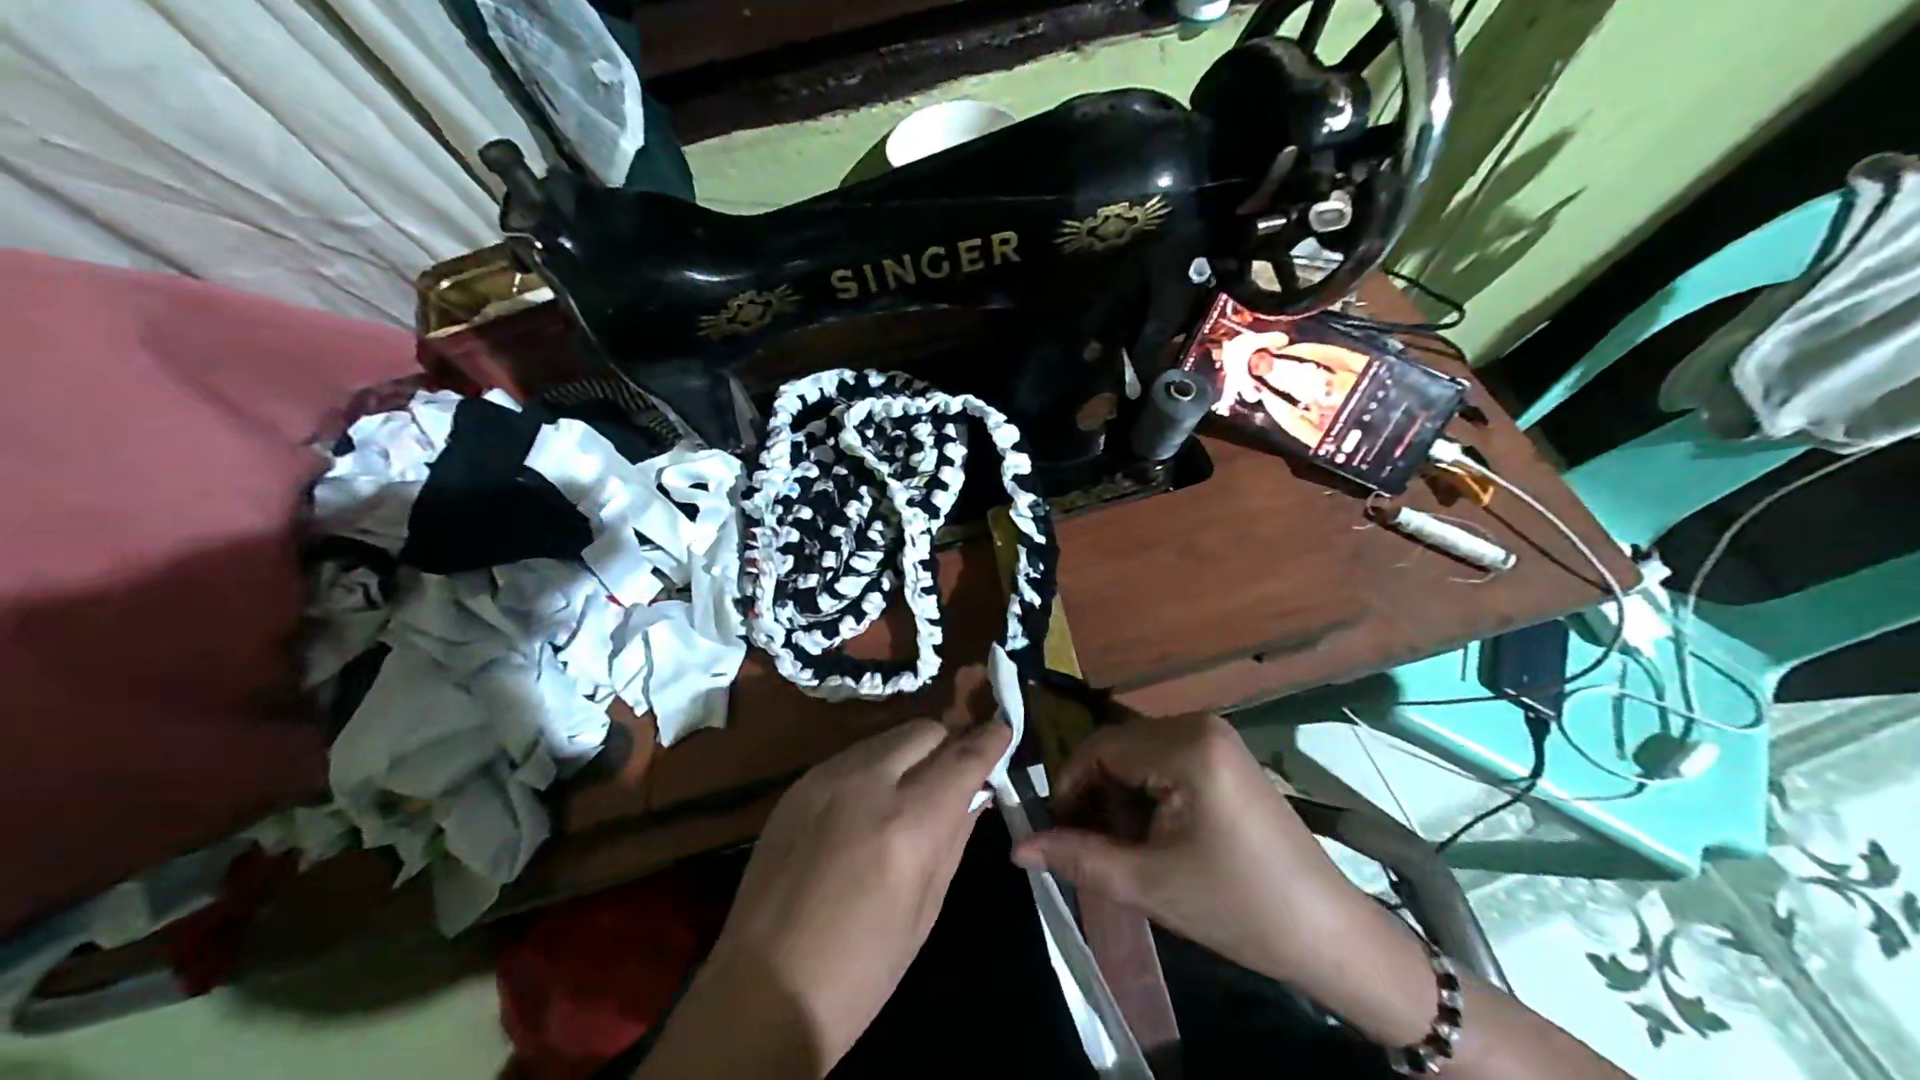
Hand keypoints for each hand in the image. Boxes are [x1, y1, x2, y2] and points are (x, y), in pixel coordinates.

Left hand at [639, 718, 1010, 1078]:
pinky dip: (875, 767)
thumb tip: (977, 793)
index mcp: (907, 823)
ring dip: (911, 753)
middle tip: (955, 772)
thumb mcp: (927, 907)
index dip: (990, 739)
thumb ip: (955, 835)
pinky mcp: (797, 785)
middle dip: (948, 743)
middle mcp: (866, 783)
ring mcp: (825, 778)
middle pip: (924, 730)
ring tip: (912, 789)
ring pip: (886, 737)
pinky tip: (870, 805)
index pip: (963, 757)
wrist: (763, 988)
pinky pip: (852, 756)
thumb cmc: (862, 968)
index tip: (1003, 729)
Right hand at [1011, 710, 1435, 1044]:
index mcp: (1186, 745)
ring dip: (1118, 794)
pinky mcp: (1225, 755)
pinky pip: (1163, 759)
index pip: (1099, 747)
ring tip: (1121, 845)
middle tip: (1089, 844)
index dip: (1068, 787)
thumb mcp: (1147, 884)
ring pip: (1137, 753)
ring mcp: (1217, 737)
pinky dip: (1144, 790)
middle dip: (1095, 793)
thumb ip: (1077, 856)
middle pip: (1116, 746)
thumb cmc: (1237, 906)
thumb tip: (1017, 848)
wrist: (1326, 933)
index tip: (1059, 832)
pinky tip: (1151, 833)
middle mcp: (1200, 724)